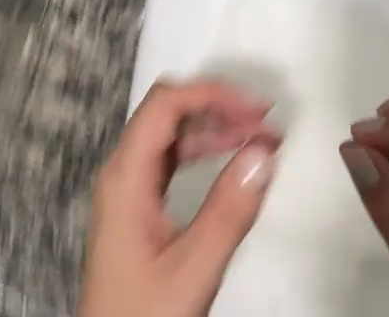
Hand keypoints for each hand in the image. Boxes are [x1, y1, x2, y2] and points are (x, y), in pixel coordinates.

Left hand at [79, 81, 280, 316]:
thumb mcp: (193, 268)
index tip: (256, 107)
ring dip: (214, 129)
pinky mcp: (139, 206)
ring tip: (261, 138)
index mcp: (126, 175)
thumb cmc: (144, 314)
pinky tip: (234, 162)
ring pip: (171, 136)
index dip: (210, 94)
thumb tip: (262, 153)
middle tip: (266, 122)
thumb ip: (228, 211)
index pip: (165, 106)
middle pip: (167, 114)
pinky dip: (205, 153)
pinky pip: (172, 161)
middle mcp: (123, 170)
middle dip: (217, 107)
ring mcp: (129, 187)